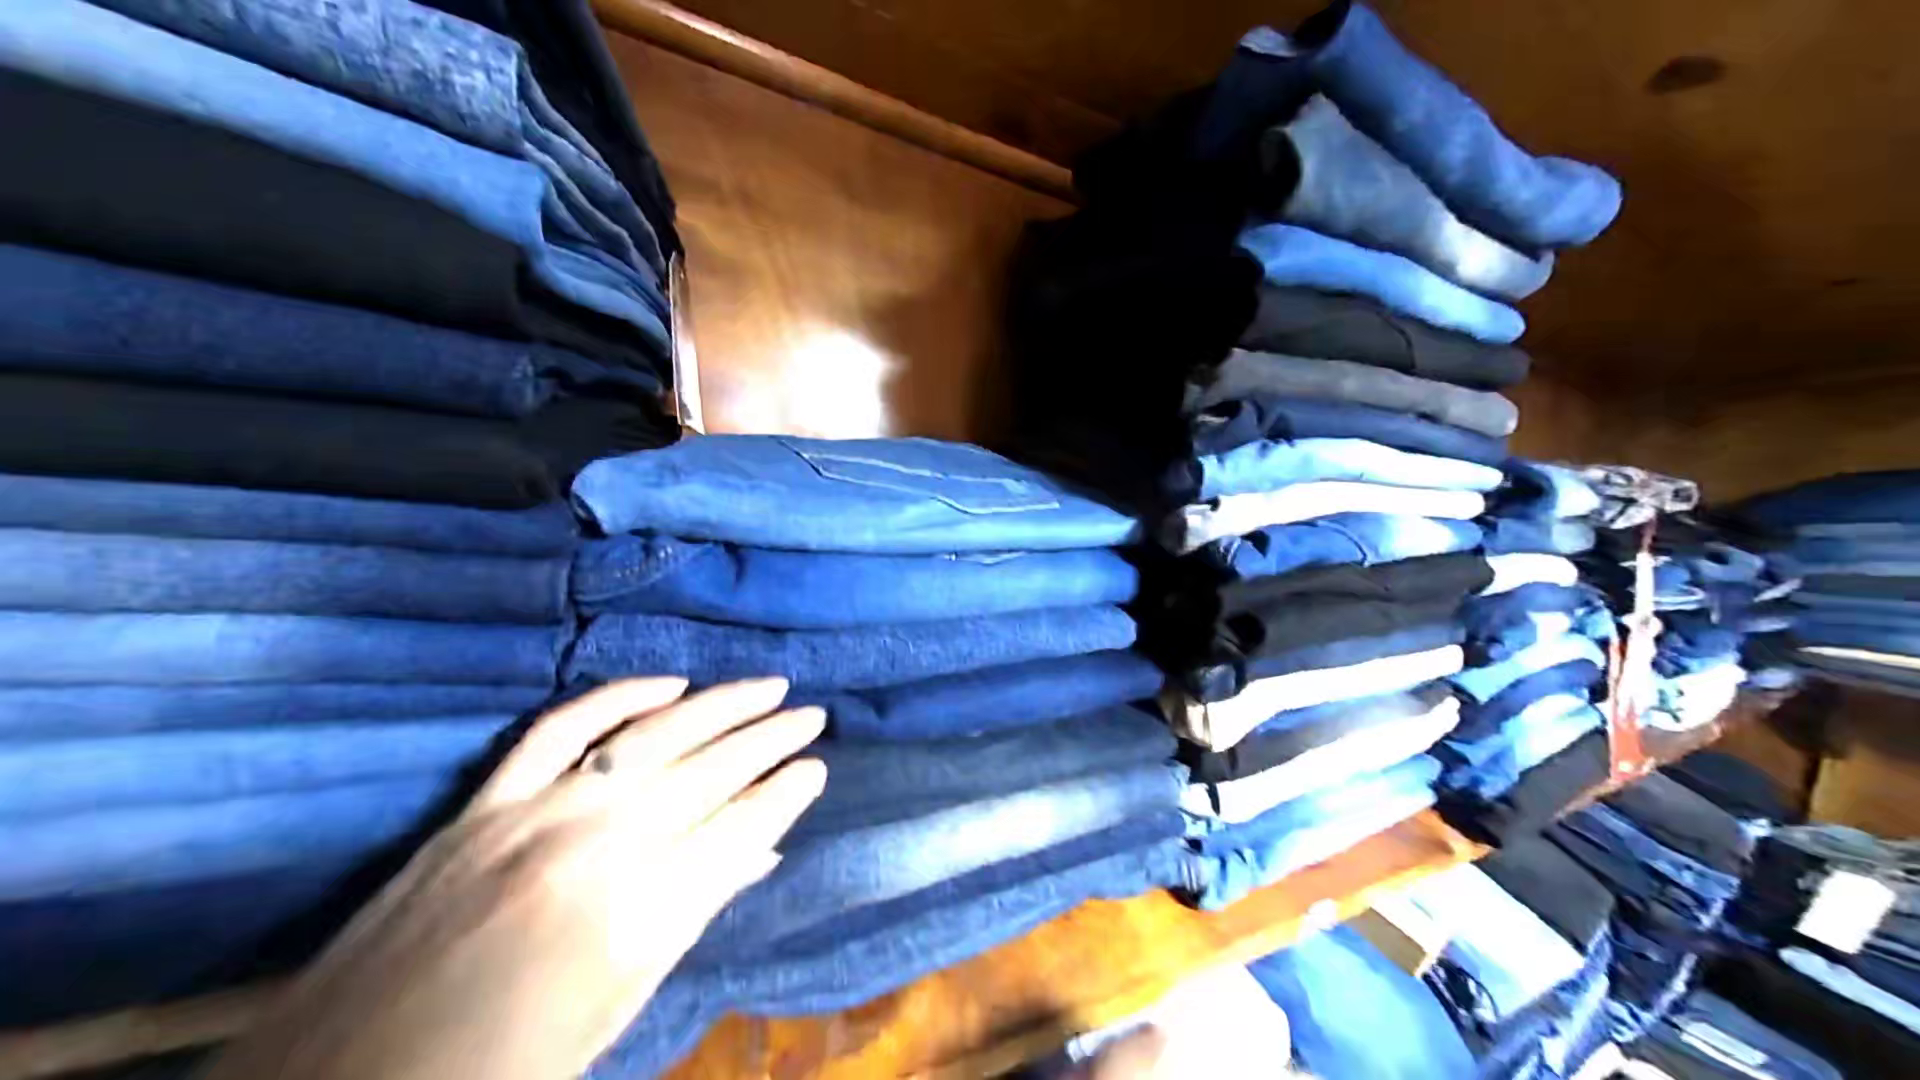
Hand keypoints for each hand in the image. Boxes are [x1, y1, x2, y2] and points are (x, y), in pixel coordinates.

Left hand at [205, 677, 826, 1079]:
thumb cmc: (503, 1070)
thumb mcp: (620, 1008)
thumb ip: (694, 915)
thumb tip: (759, 855)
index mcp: (638, 914)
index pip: (740, 829)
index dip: (786, 794)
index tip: (818, 768)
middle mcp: (597, 845)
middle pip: (710, 772)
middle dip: (772, 739)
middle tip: (813, 717)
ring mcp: (536, 813)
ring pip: (652, 735)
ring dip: (720, 705)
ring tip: (768, 688)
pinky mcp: (485, 802)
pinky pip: (561, 727)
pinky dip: (619, 696)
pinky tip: (668, 683)